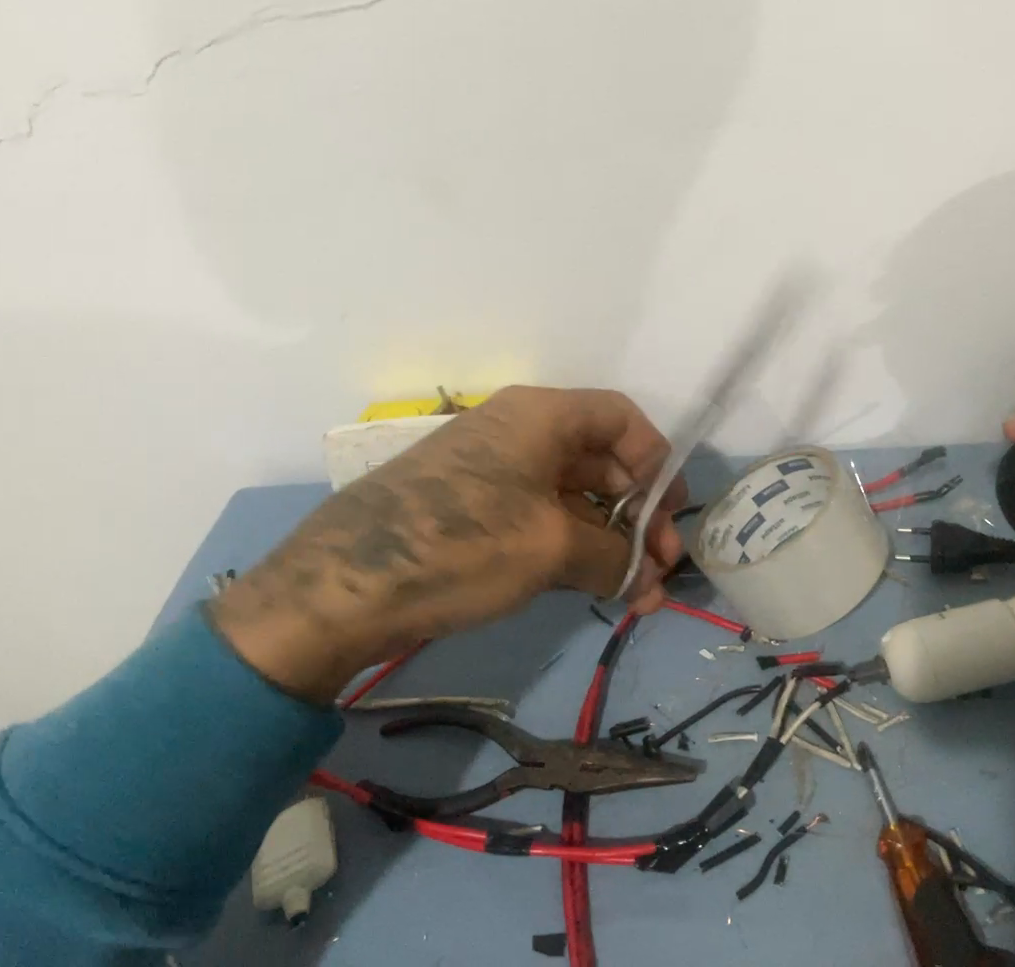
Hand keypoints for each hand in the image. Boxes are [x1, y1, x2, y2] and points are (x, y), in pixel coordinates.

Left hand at [211, 386, 685, 703]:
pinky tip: (595, 593)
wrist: (344, 586)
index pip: (620, 418)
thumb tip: (644, 576)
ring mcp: (493, 478)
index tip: (670, 515)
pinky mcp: (474, 519)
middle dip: (639, 517)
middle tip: (660, 572)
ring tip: (637, 598)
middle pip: (600, 462)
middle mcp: (519, 435)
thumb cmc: (461, 544)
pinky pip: (540, 525)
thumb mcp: (551, 547)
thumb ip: (614, 556)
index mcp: (540, 416)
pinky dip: (573, 555)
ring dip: (611, 546)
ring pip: (572, 501)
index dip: (656, 462)